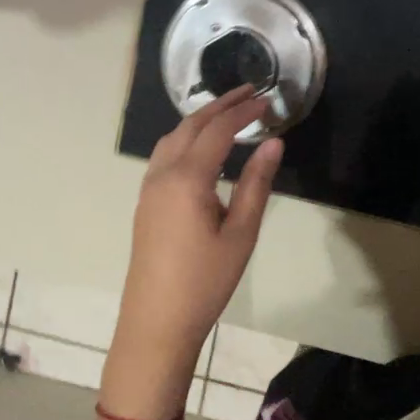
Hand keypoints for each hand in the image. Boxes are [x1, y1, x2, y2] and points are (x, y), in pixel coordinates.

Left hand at [100, 87, 283, 419]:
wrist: (155, 326)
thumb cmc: (205, 281)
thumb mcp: (241, 232)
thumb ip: (256, 183)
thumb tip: (273, 142)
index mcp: (186, 179)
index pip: (218, 130)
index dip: (243, 112)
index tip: (267, 100)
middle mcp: (162, 175)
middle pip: (190, 126)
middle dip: (220, 105)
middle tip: (249, 92)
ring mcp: (149, 190)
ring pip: (172, 138)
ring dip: (200, 119)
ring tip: (228, 112)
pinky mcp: (146, 204)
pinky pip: (165, 155)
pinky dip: (186, 137)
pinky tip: (203, 148)